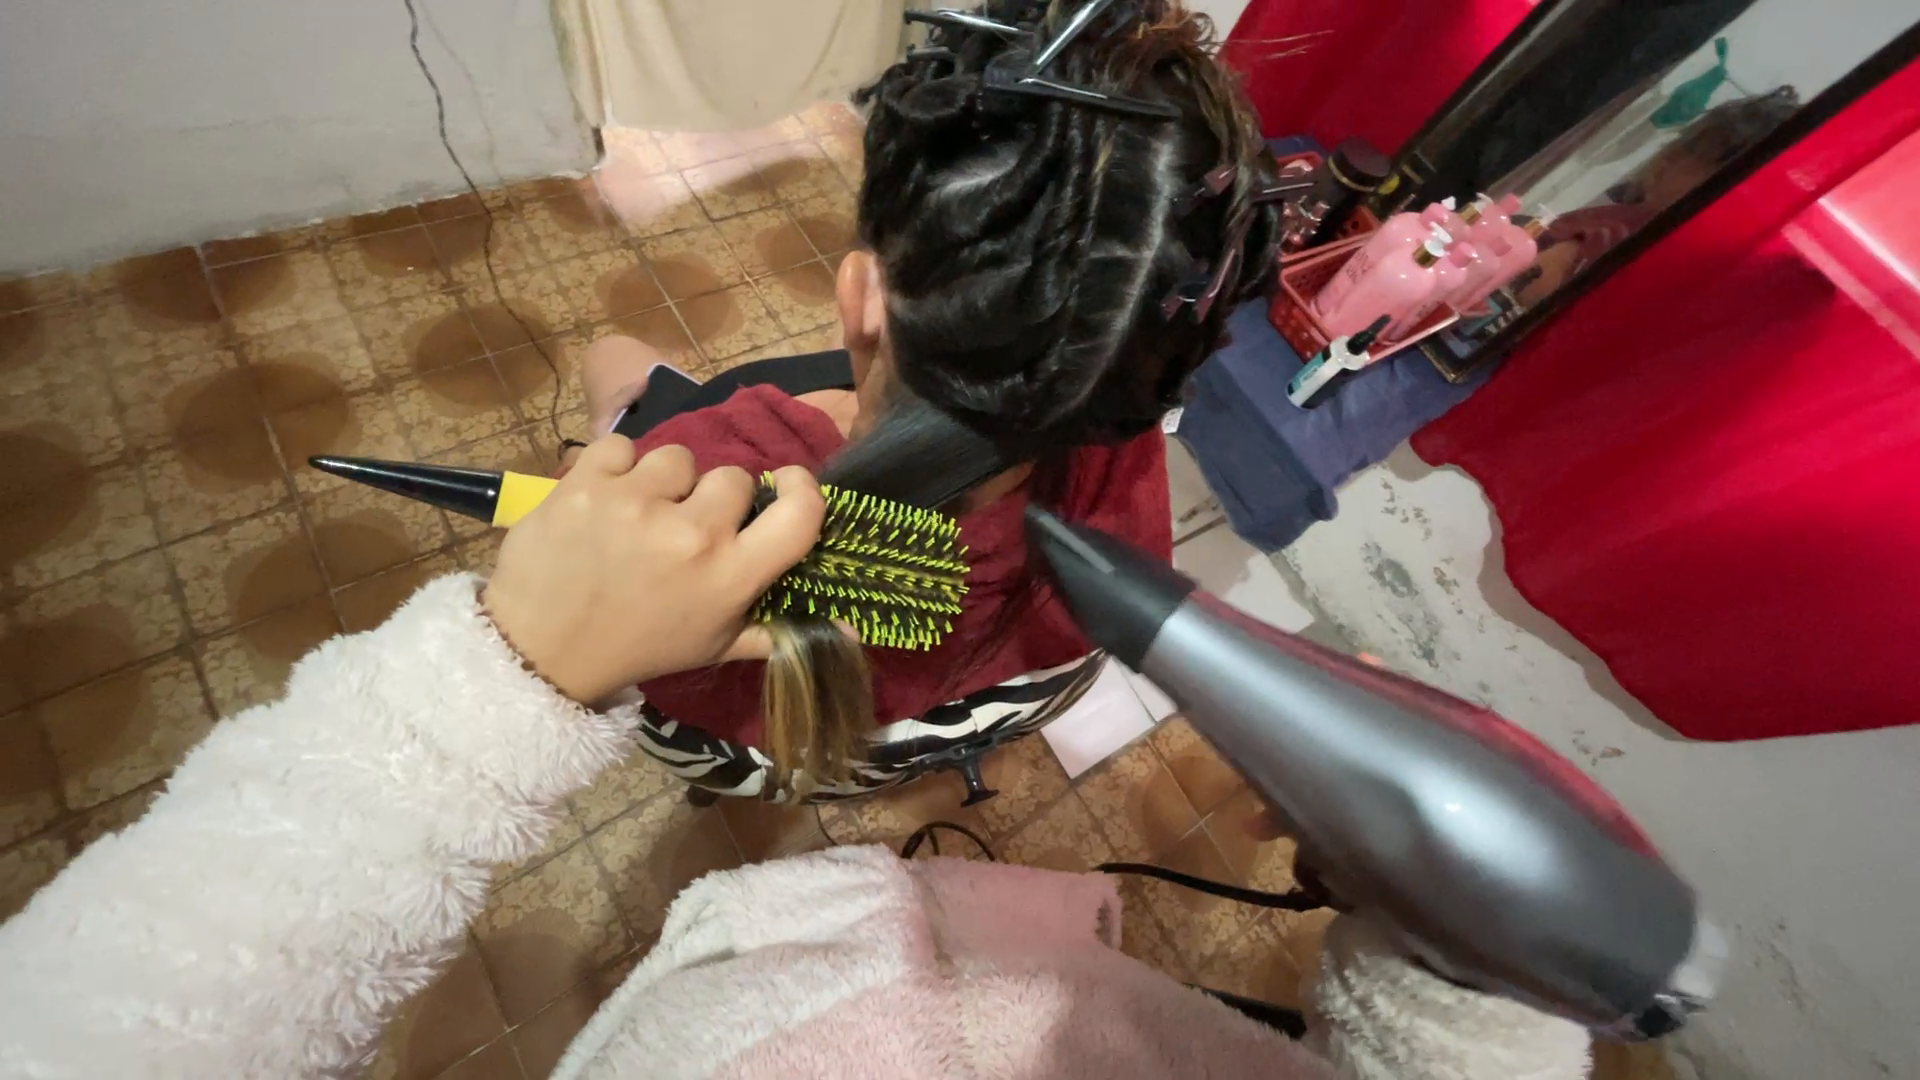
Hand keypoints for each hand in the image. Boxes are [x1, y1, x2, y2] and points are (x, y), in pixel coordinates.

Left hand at [482, 437, 826, 702]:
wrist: (540, 650)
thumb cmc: (643, 646)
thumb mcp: (718, 645)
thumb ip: (784, 631)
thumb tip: (857, 630)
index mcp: (731, 576)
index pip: (800, 511)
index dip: (801, 485)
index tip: (786, 483)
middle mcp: (693, 535)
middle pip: (733, 477)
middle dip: (716, 497)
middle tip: (686, 527)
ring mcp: (636, 504)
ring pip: (678, 457)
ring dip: (665, 482)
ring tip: (640, 515)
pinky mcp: (584, 482)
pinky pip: (623, 446)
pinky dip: (616, 468)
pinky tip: (605, 501)